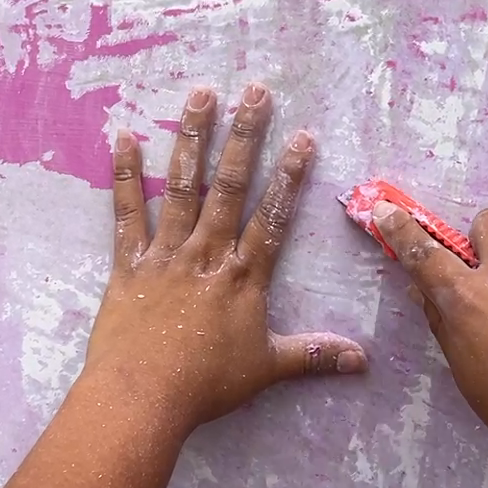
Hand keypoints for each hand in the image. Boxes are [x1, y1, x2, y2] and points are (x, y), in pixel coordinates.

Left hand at [81, 84, 367, 433]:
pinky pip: (126, 212)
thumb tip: (364, 361)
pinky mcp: (129, 263)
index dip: (290, 176)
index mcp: (243, 276)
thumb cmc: (206, 383)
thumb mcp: (267, 368)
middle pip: (229, 187)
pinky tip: (124, 137)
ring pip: (182, 187)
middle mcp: (207, 253)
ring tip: (201, 95)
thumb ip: (313, 355)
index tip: (303, 136)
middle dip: (244, 136)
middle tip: (254, 91)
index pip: (273, 216)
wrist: (143, 396)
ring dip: (192, 139)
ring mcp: (166, 253)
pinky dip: (125, 175)